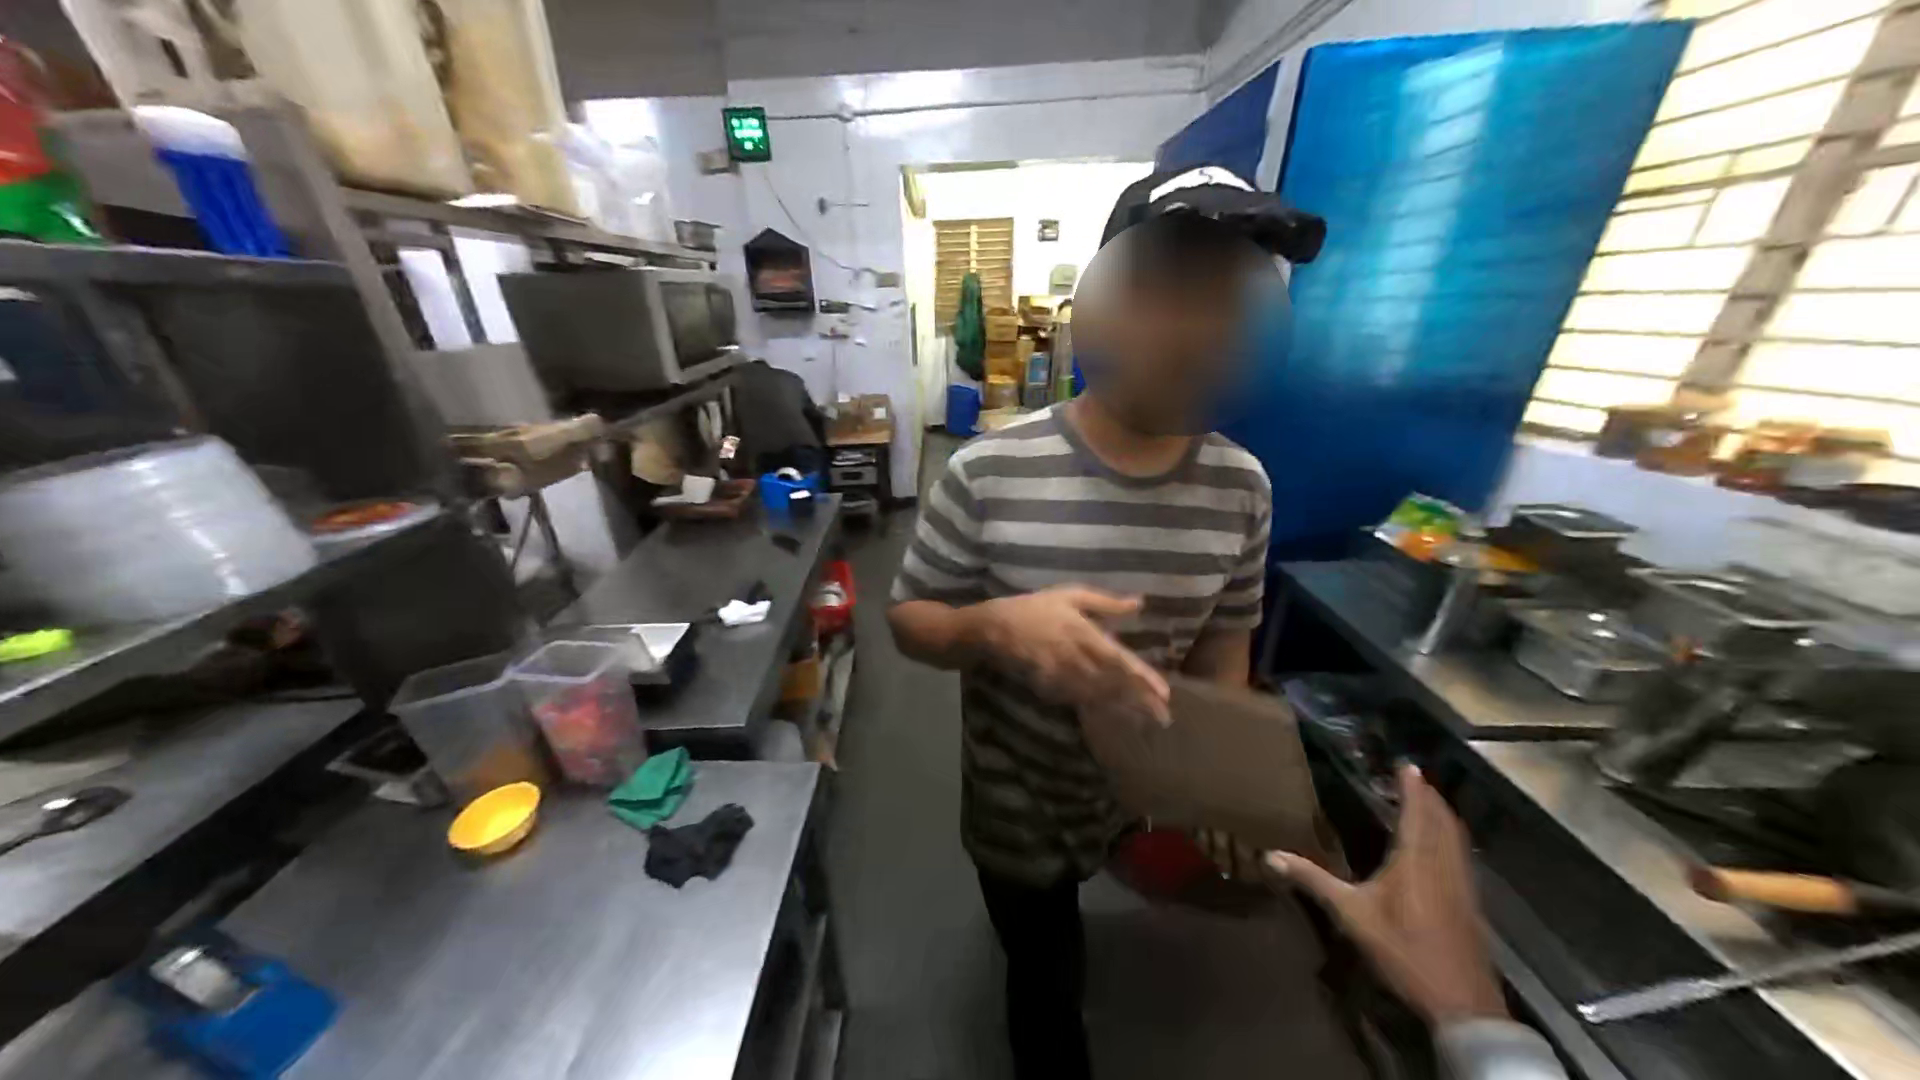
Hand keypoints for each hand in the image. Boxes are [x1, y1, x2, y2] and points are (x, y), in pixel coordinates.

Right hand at [973, 586, 1169, 723]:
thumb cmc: (1035, 608)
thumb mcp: (1069, 596)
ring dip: (1124, 709)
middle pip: (1114, 684)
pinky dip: (1100, 709)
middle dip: (1140, 702)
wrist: (994, 628)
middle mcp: (1077, 659)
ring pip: (1100, 696)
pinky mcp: (1052, 686)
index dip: (1142, 678)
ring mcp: (1064, 676)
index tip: (1164, 693)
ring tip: (1147, 721)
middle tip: (1165, 718)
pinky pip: (1080, 700)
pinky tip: (1114, 715)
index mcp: (1084, 634)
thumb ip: (1106, 602)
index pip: (1120, 661)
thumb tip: (1139, 603)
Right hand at [1267, 765, 1506, 1024]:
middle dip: (1430, 797)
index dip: (1414, 787)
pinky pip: (1461, 856)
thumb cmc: (1402, 949)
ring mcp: (1462, 885)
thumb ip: (1313, 880)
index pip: (1417, 812)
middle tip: (1416, 779)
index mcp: (1415, 860)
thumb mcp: (1350, 914)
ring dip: (1444, 816)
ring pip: (1456, 839)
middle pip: (1443, 821)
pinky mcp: (1471, 903)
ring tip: (1429, 803)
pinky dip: (1451, 838)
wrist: (1461, 1002)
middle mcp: (1443, 865)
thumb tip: (1270, 855)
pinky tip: (1442, 847)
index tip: (1407, 765)